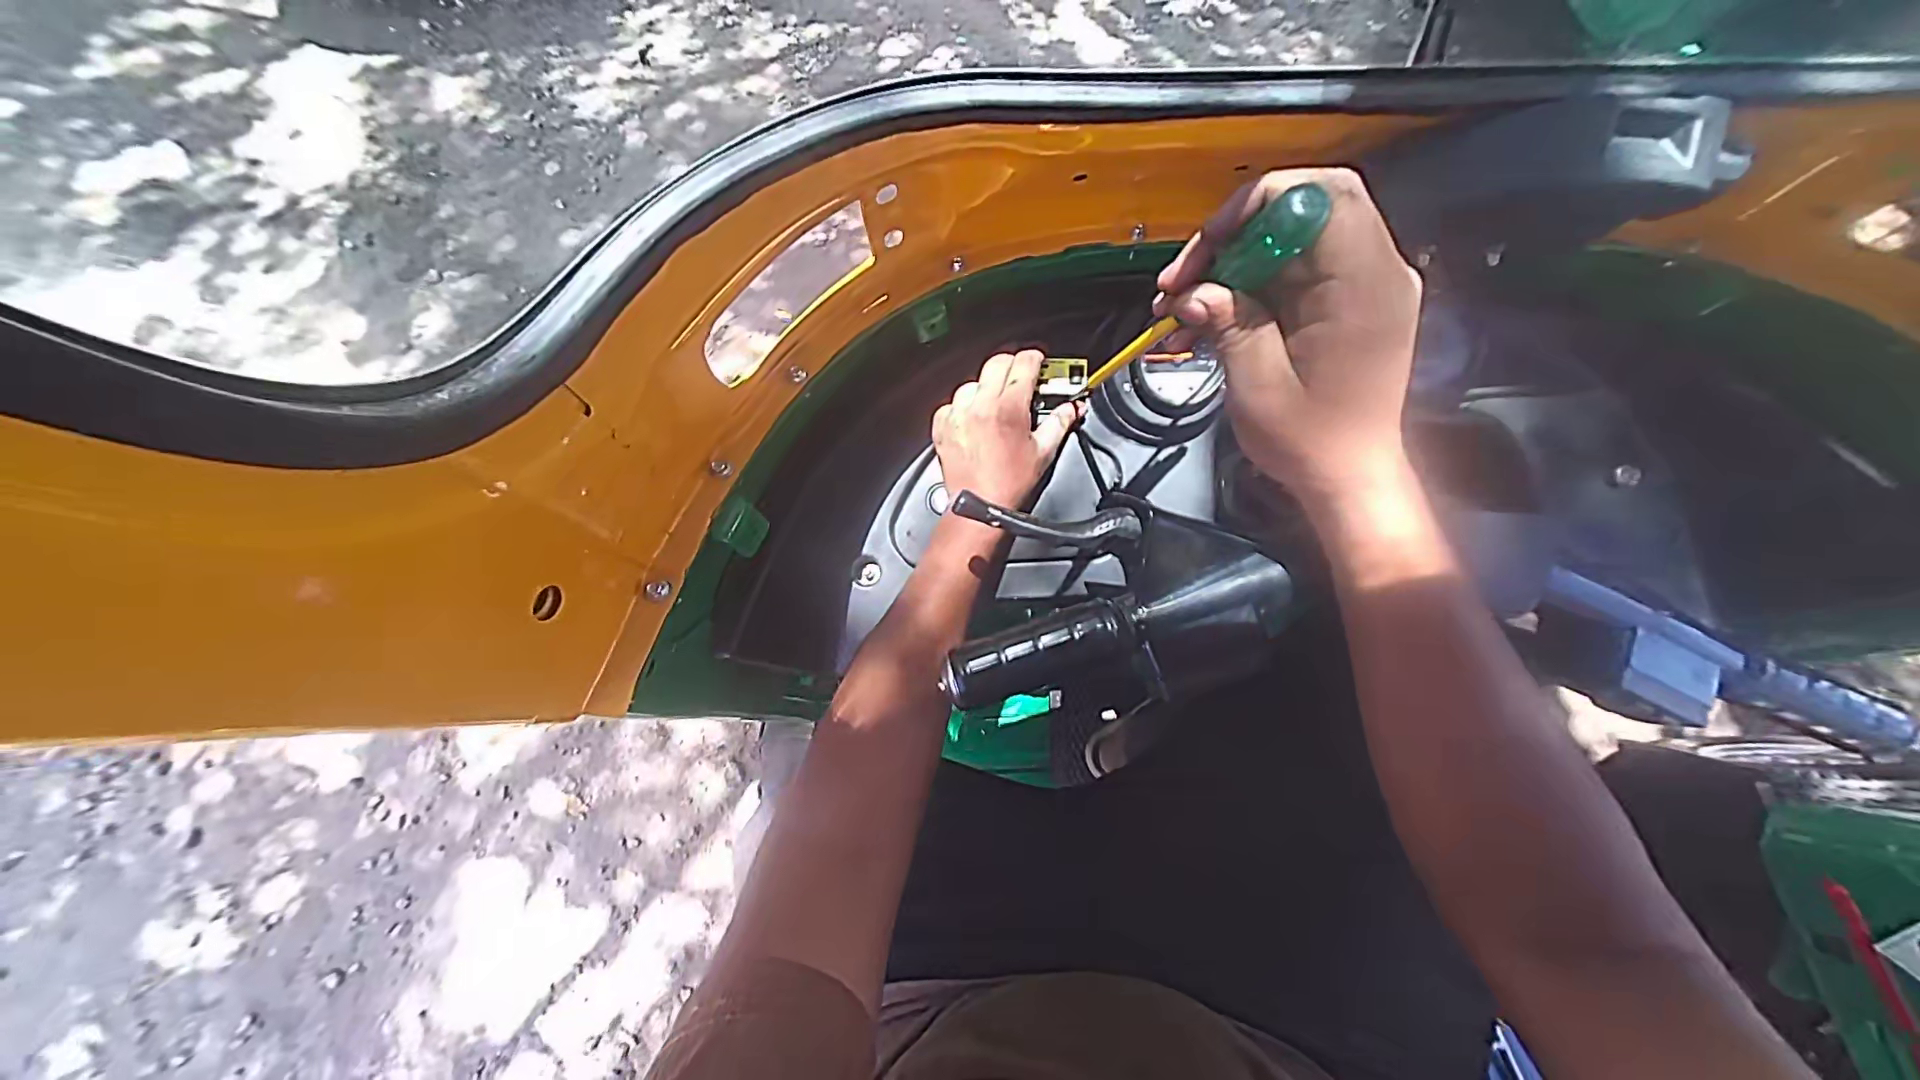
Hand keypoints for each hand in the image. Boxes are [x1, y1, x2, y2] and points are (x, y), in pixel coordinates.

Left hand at [932, 349, 1083, 508]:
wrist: (979, 508)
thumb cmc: (1008, 486)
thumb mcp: (1043, 453)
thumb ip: (1059, 423)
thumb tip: (1071, 408)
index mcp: (1008, 409)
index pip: (1024, 363)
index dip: (1036, 359)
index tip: (1038, 363)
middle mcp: (980, 407)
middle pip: (997, 363)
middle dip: (1013, 366)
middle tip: (1021, 379)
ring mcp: (958, 416)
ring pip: (973, 383)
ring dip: (987, 387)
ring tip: (996, 405)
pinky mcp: (942, 427)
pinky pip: (952, 403)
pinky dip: (964, 406)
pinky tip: (975, 419)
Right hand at [1154, 167, 1420, 510]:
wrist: (1347, 477)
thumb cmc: (1314, 443)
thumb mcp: (1259, 387)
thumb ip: (1229, 326)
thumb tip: (1194, 291)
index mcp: (1364, 286)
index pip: (1318, 197)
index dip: (1254, 208)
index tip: (1205, 251)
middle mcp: (1369, 274)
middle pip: (1296, 214)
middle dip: (1229, 240)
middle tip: (1183, 280)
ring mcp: (1354, 289)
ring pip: (1280, 247)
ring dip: (1225, 272)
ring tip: (1179, 311)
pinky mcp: (1336, 307)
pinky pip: (1283, 278)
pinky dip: (1240, 293)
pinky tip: (1203, 324)